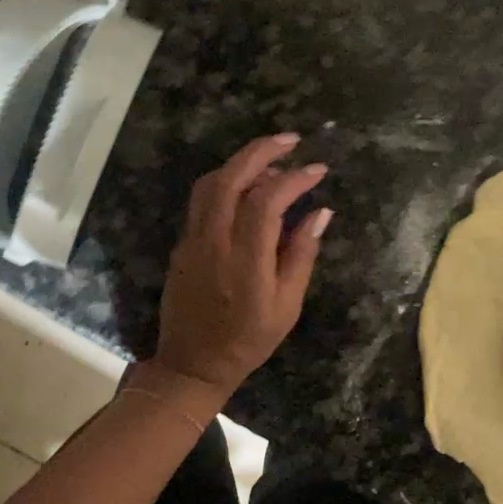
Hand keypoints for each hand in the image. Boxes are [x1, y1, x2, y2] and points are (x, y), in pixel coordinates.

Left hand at [153, 134, 331, 396]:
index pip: (267, 202)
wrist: (193, 363)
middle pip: (230, 179)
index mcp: (245, 262)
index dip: (294, 179)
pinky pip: (202, 200)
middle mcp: (213, 243)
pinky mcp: (182, 244)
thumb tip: (320, 213)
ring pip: (210, 184)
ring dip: (240, 163)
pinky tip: (248, 186)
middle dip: (261, 151)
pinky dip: (226, 181)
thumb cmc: (248, 340)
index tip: (318, 170)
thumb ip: (301, 255)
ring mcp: (192, 241)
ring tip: (272, 161)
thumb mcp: (286, 306)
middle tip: (291, 140)